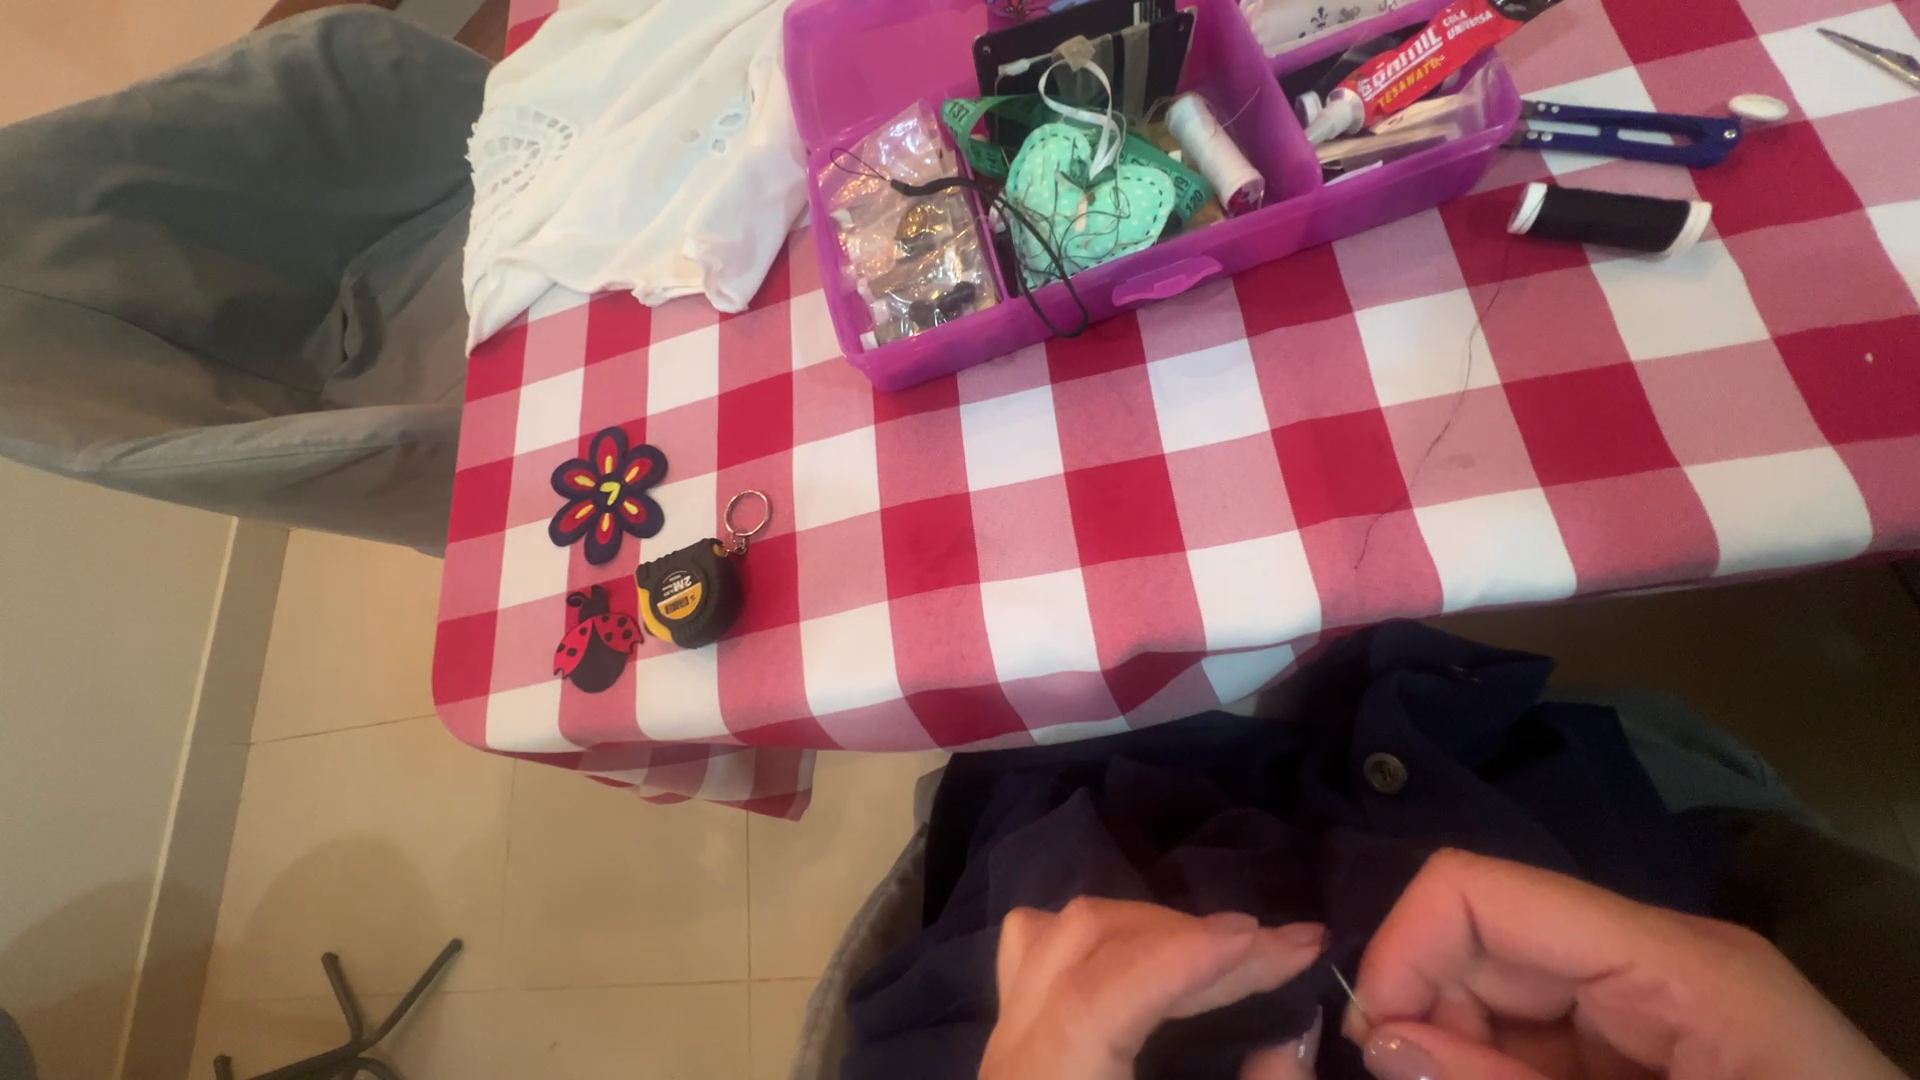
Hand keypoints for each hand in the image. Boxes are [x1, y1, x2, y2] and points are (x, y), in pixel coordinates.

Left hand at [981, 897, 1328, 1079]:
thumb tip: (1289, 1038)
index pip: (1097, 998)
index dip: (1181, 960)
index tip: (1267, 938)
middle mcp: (1011, 1055)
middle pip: (1083, 948)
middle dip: (1187, 937)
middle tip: (1276, 946)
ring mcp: (1003, 1041)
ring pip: (1057, 933)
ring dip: (1145, 927)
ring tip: (1220, 948)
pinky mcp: (1012, 1040)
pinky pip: (1033, 948)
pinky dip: (1095, 936)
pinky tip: (1140, 953)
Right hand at [1344, 849, 1903, 1079]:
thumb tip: (1377, 1038)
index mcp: (1671, 959)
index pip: (1477, 890)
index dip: (1404, 943)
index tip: (1369, 1031)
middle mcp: (1650, 958)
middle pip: (1481, 938)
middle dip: (1428, 1004)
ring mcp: (1650, 1003)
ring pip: (1496, 988)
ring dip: (1456, 1044)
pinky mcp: (1646, 1046)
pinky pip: (1533, 1034)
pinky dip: (1492, 1066)